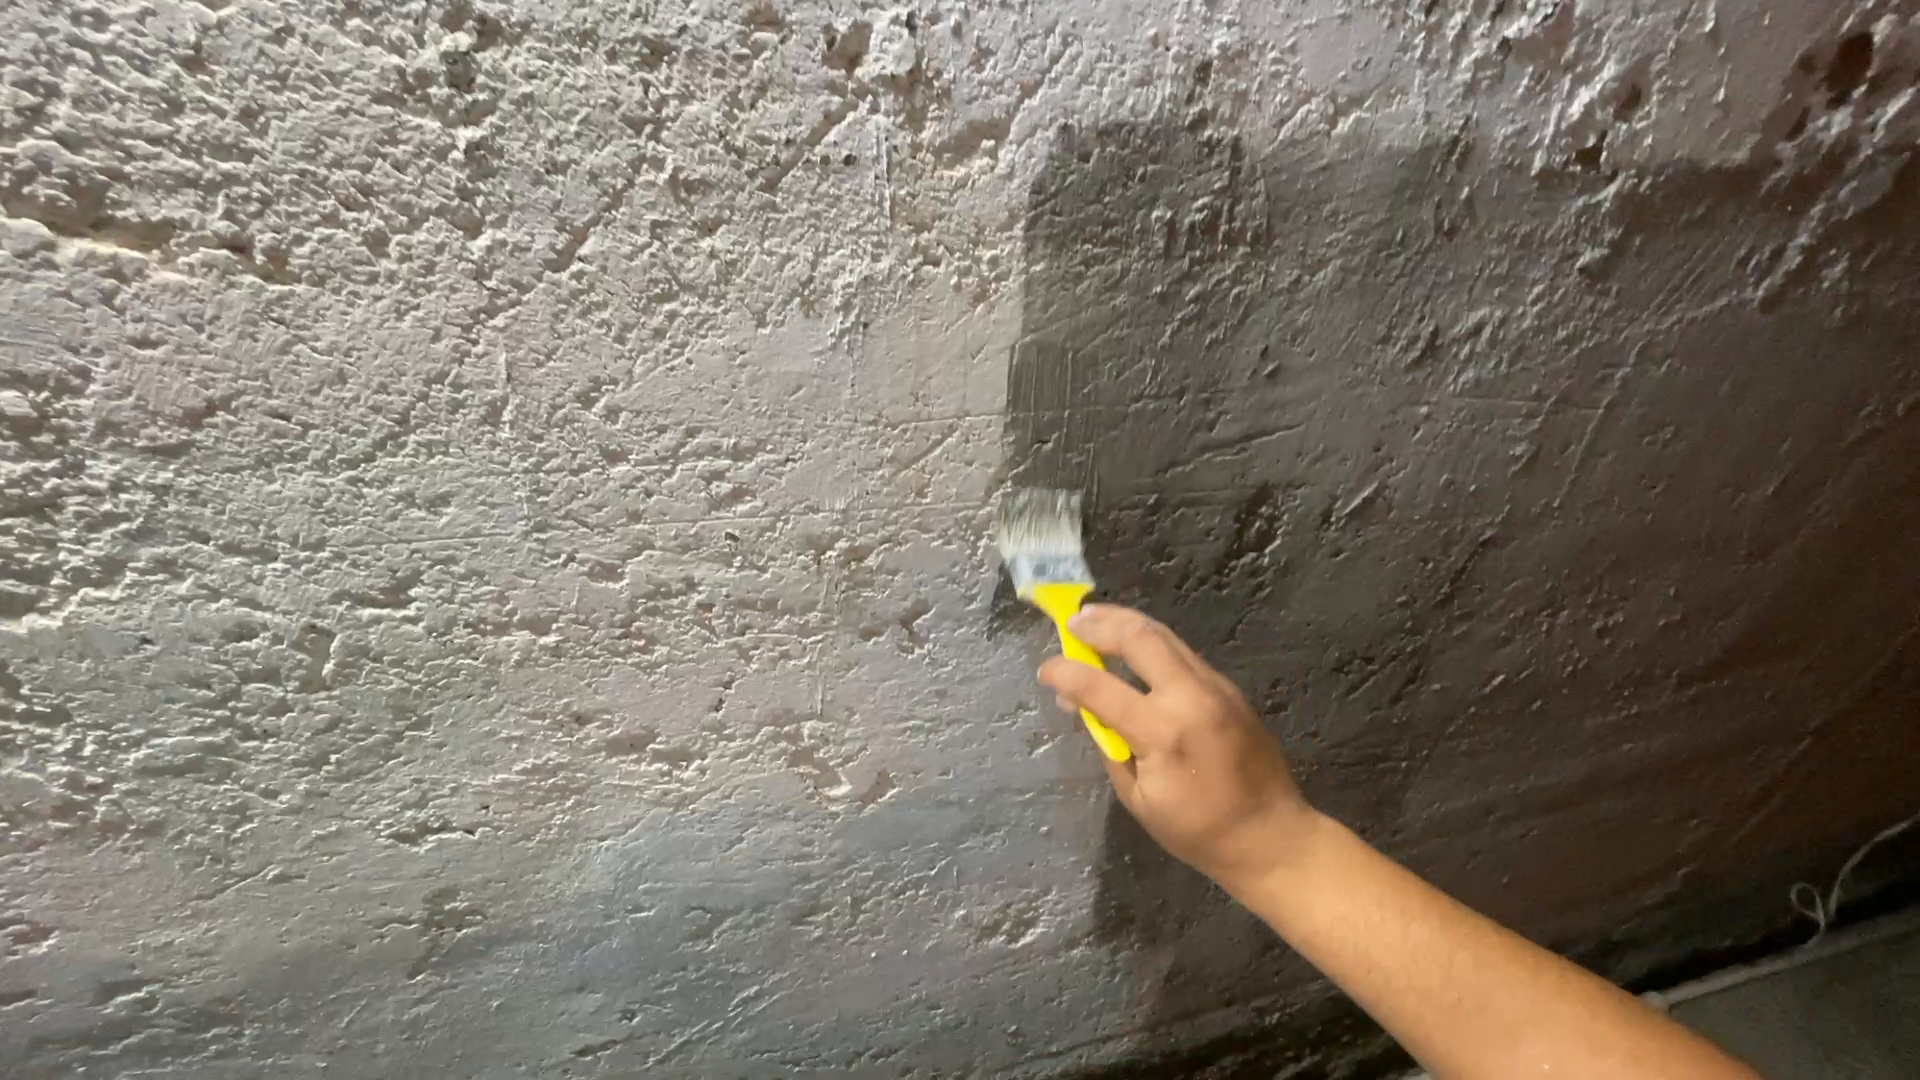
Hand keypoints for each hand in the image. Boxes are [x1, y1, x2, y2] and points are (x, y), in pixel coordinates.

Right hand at [1038, 604, 1317, 891]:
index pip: (1099, 687)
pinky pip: (1181, 652)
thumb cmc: (1196, 830)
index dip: (1065, 673)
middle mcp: (1190, 697)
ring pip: (1163, 635)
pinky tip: (1131, 645)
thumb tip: (1081, 704)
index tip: (1045, 670)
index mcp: (1163, 733)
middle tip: (1071, 622)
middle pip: (1139, 638)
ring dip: (1124, 622)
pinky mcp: (1228, 688)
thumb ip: (1108, 742)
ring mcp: (1215, 687)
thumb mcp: (1136, 797)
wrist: (1272, 836)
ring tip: (1094, 618)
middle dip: (1099, 624)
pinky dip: (1149, 641)